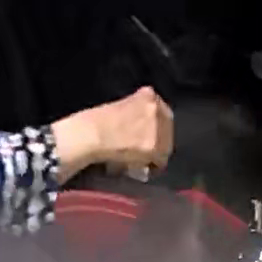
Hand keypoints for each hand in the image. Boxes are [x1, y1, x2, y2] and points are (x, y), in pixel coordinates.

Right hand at [51, 87, 172, 182]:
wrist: (94, 133)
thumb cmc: (102, 119)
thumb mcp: (124, 104)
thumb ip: (139, 109)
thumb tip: (146, 125)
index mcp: (148, 95)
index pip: (162, 109)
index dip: (159, 122)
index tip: (154, 130)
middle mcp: (156, 110)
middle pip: (167, 128)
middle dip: (162, 137)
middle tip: (153, 146)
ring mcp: (157, 130)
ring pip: (167, 145)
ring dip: (159, 151)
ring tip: (148, 157)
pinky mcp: (154, 148)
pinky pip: (161, 161)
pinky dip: (155, 165)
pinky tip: (147, 166)